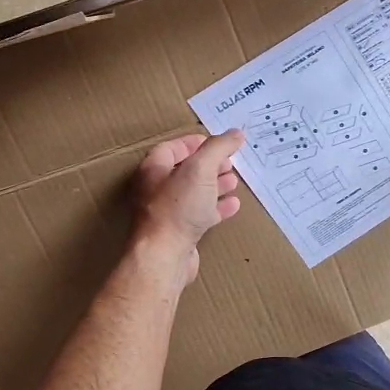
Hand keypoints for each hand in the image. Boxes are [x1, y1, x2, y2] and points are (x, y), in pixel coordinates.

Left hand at [129, 131, 244, 283]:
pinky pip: (200, 214)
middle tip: (229, 161)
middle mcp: (157, 189)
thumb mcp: (200, 169)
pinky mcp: (180, 232)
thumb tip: (235, 133)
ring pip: (194, 193)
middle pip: (184, 170)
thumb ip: (218, 148)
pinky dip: (217, 207)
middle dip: (209, 164)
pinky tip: (232, 205)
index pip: (172, 148)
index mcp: (154, 169)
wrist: (165, 255)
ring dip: (214, 185)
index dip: (194, 142)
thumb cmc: (176, 208)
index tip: (217, 142)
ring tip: (233, 181)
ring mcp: (167, 212)